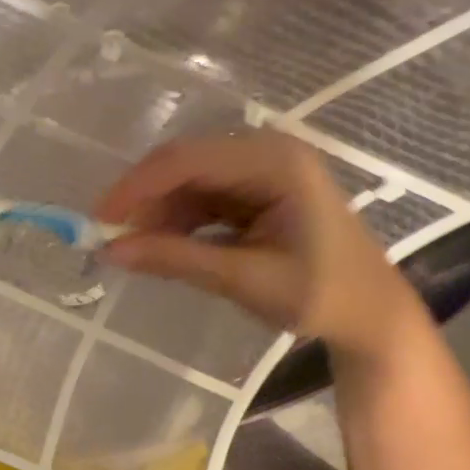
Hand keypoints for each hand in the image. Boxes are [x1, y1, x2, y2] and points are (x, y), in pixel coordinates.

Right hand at [95, 133, 421, 357]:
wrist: (372, 316)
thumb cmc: (321, 296)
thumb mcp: (244, 280)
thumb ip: (176, 260)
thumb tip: (109, 251)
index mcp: (276, 163)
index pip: (188, 161)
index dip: (137, 187)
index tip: (98, 222)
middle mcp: (267, 154)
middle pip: (183, 163)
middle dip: (141, 198)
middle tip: (107, 236)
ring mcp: (260, 171)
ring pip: (185, 180)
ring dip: (155, 211)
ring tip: (133, 248)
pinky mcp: (253, 191)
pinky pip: (198, 196)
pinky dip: (174, 220)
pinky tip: (160, 245)